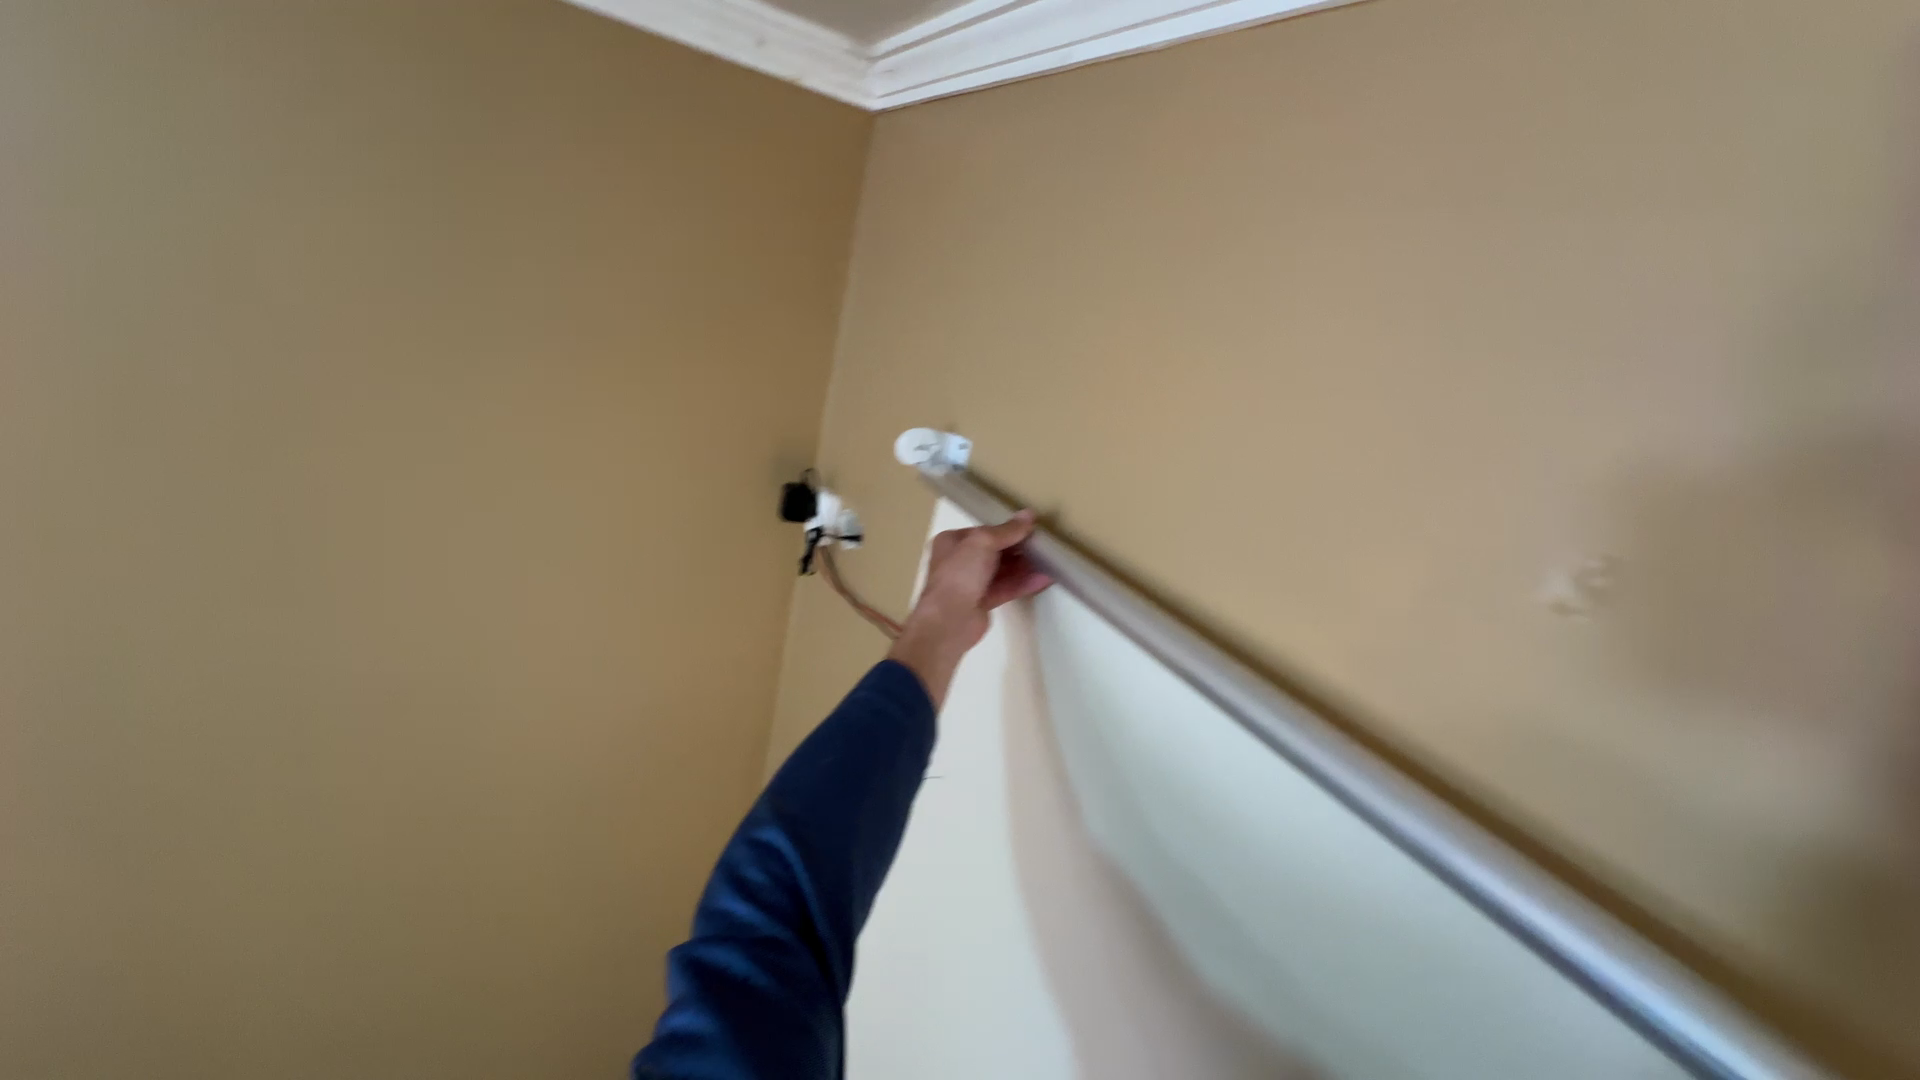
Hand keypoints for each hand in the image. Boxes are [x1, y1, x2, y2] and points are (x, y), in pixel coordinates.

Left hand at [886, 510, 1052, 706]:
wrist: (949, 620)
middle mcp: (959, 561)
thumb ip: (1007, 530)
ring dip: (1024, 567)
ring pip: (1002, 571)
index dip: (1006, 530)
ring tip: (1049, 562)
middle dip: (1018, 549)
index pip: (983, 532)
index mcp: (952, 542)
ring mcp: (970, 583)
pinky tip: (1045, 579)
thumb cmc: (960, 573)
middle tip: (1044, 546)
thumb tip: (1028, 514)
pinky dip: (1023, 583)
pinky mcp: (982, 602)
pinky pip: (1005, 588)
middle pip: (994, 551)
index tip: (1031, 529)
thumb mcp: (983, 542)